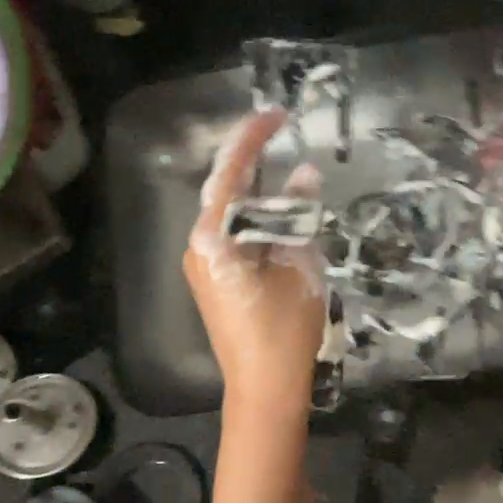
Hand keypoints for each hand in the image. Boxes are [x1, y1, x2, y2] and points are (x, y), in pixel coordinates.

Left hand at [185, 109, 326, 413]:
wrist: (263, 388)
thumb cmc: (284, 330)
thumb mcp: (301, 267)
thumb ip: (298, 216)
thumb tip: (304, 174)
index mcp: (214, 237)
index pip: (231, 173)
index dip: (253, 139)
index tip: (277, 113)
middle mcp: (198, 245)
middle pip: (224, 188)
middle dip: (252, 159)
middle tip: (281, 133)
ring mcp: (202, 264)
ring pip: (228, 212)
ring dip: (256, 190)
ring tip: (287, 169)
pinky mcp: (214, 280)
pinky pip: (232, 234)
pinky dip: (255, 217)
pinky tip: (279, 212)